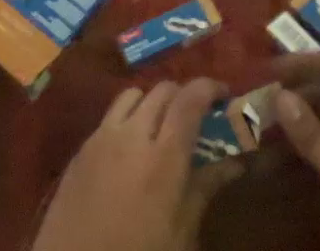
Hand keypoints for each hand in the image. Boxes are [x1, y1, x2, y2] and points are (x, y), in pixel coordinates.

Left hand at [32, 79, 243, 250]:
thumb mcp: (182, 231)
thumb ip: (206, 188)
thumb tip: (236, 164)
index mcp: (163, 157)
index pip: (189, 100)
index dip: (209, 87)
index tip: (224, 93)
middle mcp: (132, 134)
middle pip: (162, 90)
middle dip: (184, 95)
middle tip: (198, 115)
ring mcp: (103, 136)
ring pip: (133, 94)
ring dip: (153, 100)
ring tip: (163, 124)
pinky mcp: (83, 145)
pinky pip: (110, 114)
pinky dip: (129, 116)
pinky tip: (133, 144)